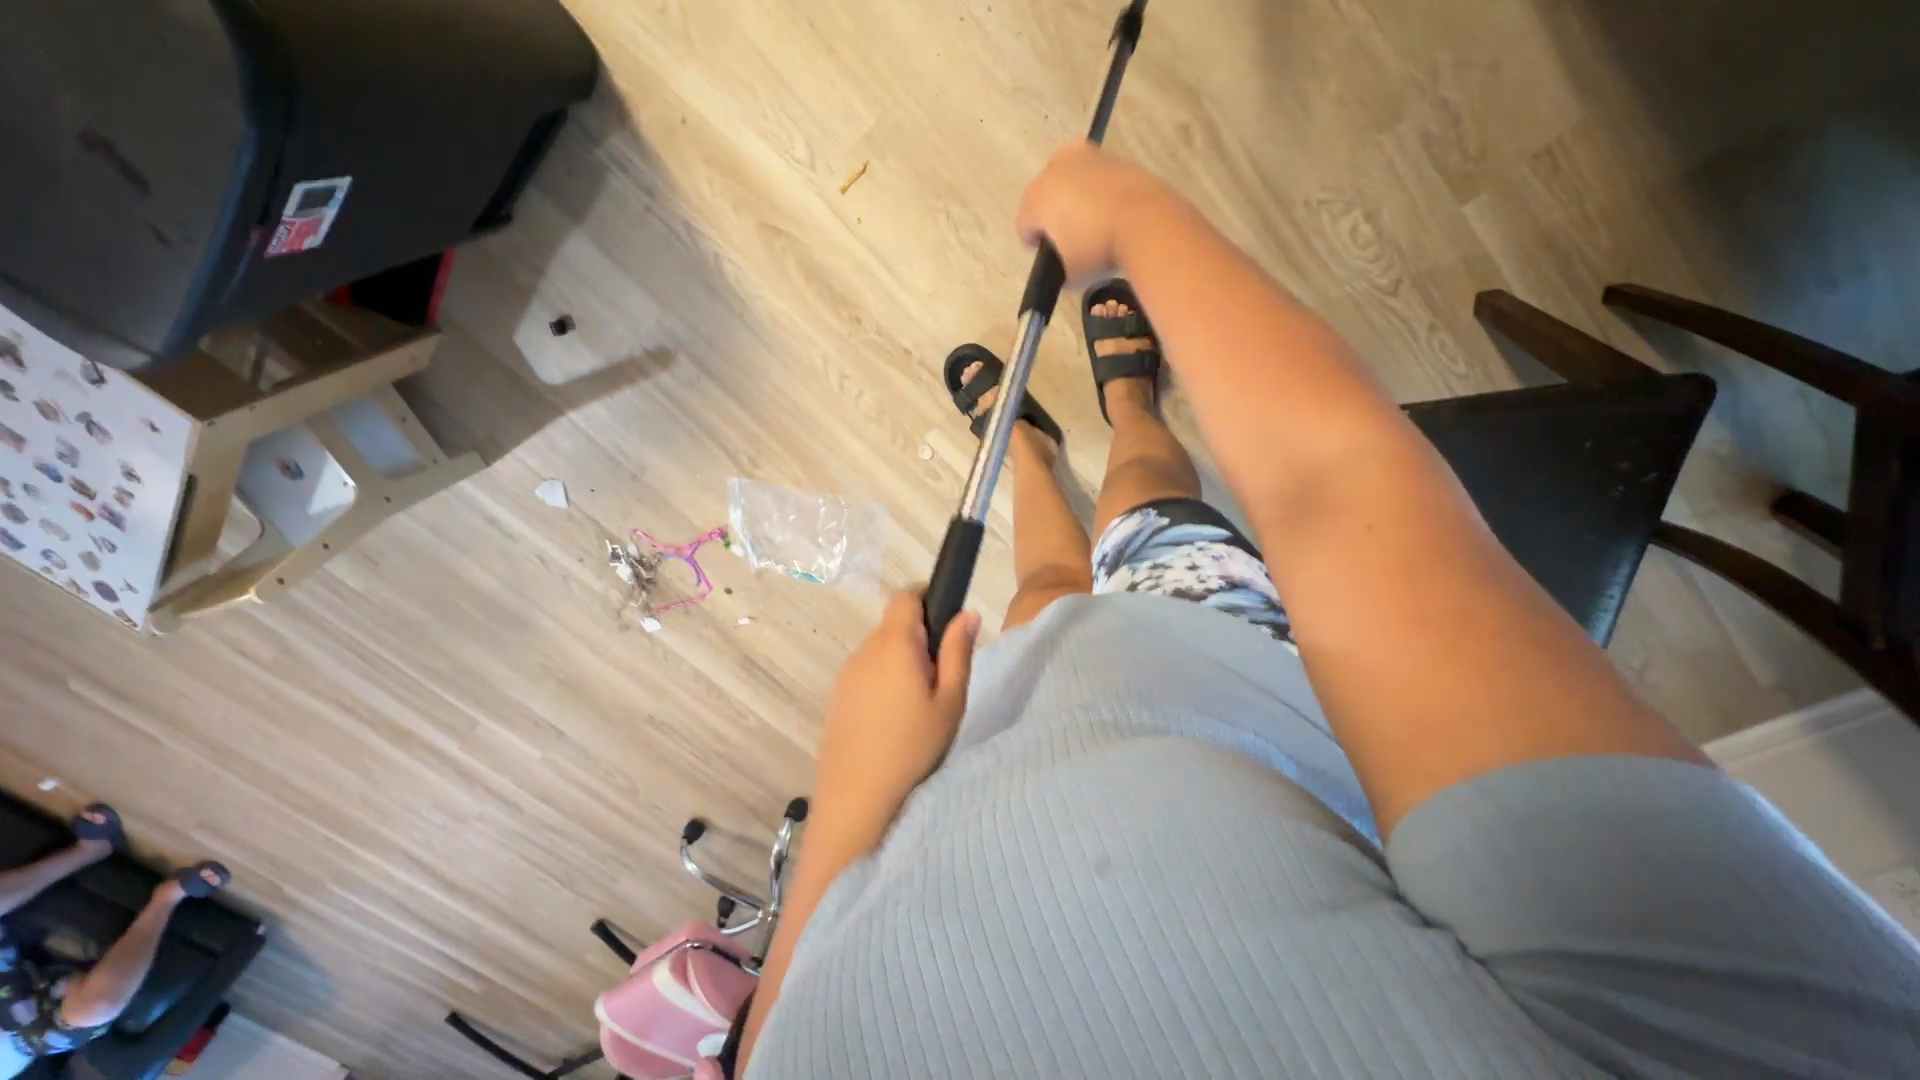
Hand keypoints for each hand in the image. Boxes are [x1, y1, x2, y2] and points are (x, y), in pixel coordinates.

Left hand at [814, 590, 980, 832]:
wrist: (857, 796)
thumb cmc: (913, 747)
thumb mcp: (950, 701)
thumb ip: (958, 652)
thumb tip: (967, 613)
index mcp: (895, 643)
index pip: (906, 595)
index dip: (928, 598)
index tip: (947, 625)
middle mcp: (865, 649)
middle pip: (895, 625)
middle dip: (920, 640)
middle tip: (941, 680)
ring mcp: (847, 673)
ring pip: (881, 651)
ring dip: (902, 663)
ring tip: (919, 707)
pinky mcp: (838, 696)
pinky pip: (867, 673)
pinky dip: (885, 682)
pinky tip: (894, 721)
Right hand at [1016, 141, 1180, 285]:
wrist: (1147, 221)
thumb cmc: (1099, 249)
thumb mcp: (1072, 275)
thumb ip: (1057, 271)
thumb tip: (1062, 269)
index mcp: (1036, 198)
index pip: (1025, 225)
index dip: (1037, 244)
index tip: (1051, 257)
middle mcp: (1054, 169)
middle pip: (1046, 197)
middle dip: (1054, 215)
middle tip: (1072, 238)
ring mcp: (1085, 157)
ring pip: (1070, 181)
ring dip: (1075, 198)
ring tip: (1093, 222)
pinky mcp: (1112, 156)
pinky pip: (1096, 177)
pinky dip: (1099, 191)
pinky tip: (1112, 209)